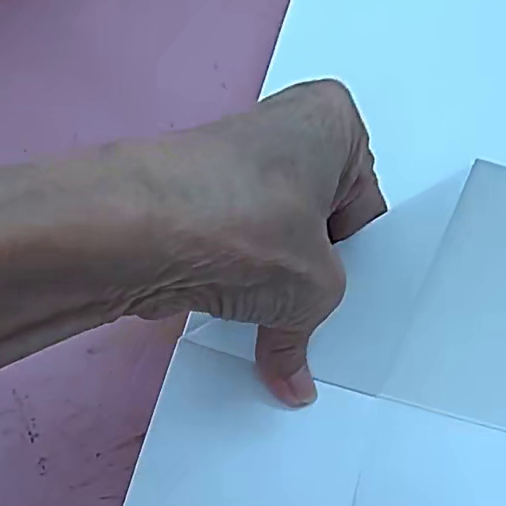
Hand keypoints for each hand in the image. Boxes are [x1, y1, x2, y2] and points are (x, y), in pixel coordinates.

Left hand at [117, 80, 386, 405]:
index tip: (348, 304)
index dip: (356, 265)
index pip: (363, 209)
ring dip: (271, 292)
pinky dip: (236, 292)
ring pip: (269, 248)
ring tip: (278, 329)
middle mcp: (280, 135)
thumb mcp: (315, 289)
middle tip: (315, 322)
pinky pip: (232, 259)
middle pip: (313, 229)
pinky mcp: (192, 208)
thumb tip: (294, 382)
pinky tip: (241, 324)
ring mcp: (230, 172)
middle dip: (310, 280)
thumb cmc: (252, 229)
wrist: (142, 231)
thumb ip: (311, 333)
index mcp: (332, 123)